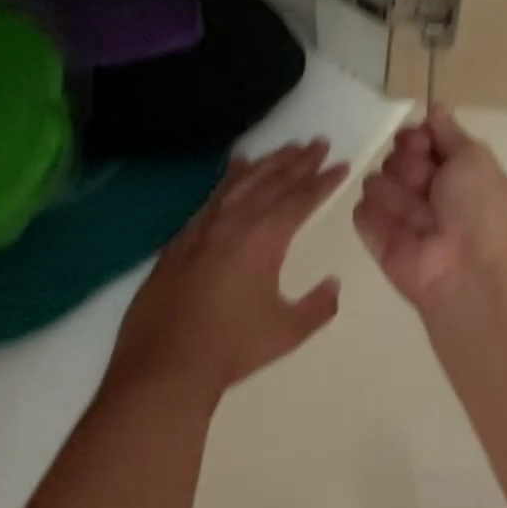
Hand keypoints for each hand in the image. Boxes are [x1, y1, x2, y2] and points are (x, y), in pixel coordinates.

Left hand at [109, 141, 348, 394]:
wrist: (165, 364)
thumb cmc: (232, 348)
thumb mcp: (288, 331)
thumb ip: (318, 306)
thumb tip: (333, 284)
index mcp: (264, 239)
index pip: (301, 200)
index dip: (323, 181)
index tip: (341, 164)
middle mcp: (234, 222)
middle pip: (272, 182)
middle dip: (298, 161)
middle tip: (318, 143)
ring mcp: (203, 227)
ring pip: (241, 182)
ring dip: (267, 163)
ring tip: (286, 147)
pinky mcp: (181, 238)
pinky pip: (213, 195)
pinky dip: (230, 177)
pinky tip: (236, 167)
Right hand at [352, 107, 506, 310]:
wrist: (467, 271)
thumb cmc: (478, 210)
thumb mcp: (474, 157)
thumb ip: (449, 131)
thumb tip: (437, 106)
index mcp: (452, 169)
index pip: (420, 137)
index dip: (417, 135)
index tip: (423, 142)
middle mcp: (426, 189)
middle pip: (395, 155)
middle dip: (407, 163)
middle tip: (426, 183)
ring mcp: (399, 214)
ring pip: (376, 178)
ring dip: (394, 191)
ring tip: (417, 214)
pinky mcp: (377, 238)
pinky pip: (362, 210)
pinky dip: (377, 216)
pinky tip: (398, 229)